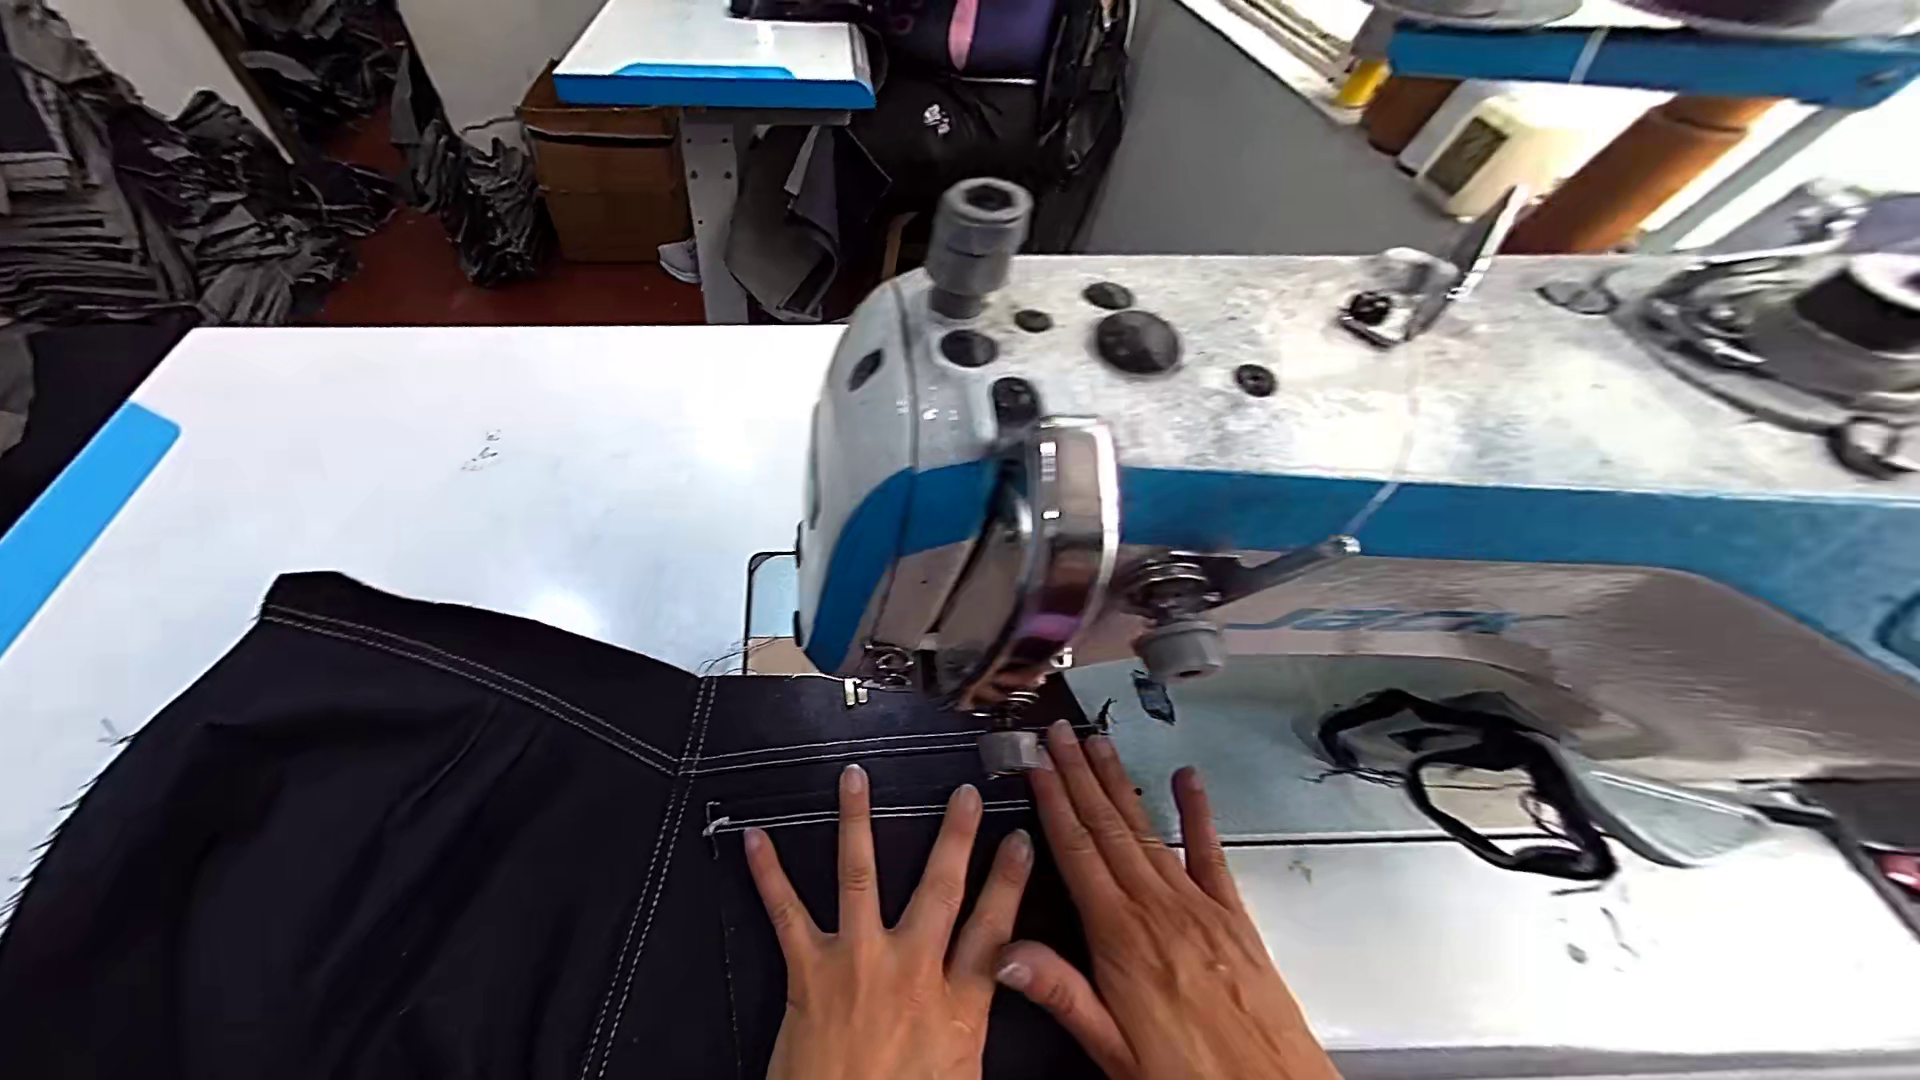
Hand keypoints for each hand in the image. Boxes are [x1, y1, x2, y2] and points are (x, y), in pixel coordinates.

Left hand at [745, 763, 1034, 1079]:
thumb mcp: (959, 1075)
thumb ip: (977, 1016)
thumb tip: (1001, 972)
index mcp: (953, 1005)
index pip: (993, 930)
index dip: (1009, 881)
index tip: (1019, 839)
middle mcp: (909, 972)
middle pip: (940, 890)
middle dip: (955, 837)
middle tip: (963, 794)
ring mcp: (856, 963)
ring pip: (860, 875)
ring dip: (857, 820)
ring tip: (855, 778)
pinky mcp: (809, 973)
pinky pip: (785, 913)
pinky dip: (769, 874)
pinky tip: (756, 840)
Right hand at [995, 721, 1339, 1079]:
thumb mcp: (1113, 1052)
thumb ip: (1061, 993)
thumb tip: (1005, 951)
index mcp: (1121, 936)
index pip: (1076, 850)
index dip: (1054, 802)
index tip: (1038, 766)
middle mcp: (1157, 907)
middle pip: (1107, 825)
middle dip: (1079, 773)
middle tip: (1061, 734)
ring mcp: (1196, 904)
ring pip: (1145, 827)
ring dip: (1117, 781)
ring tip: (1099, 744)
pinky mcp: (1231, 914)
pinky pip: (1209, 851)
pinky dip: (1197, 810)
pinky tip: (1187, 778)